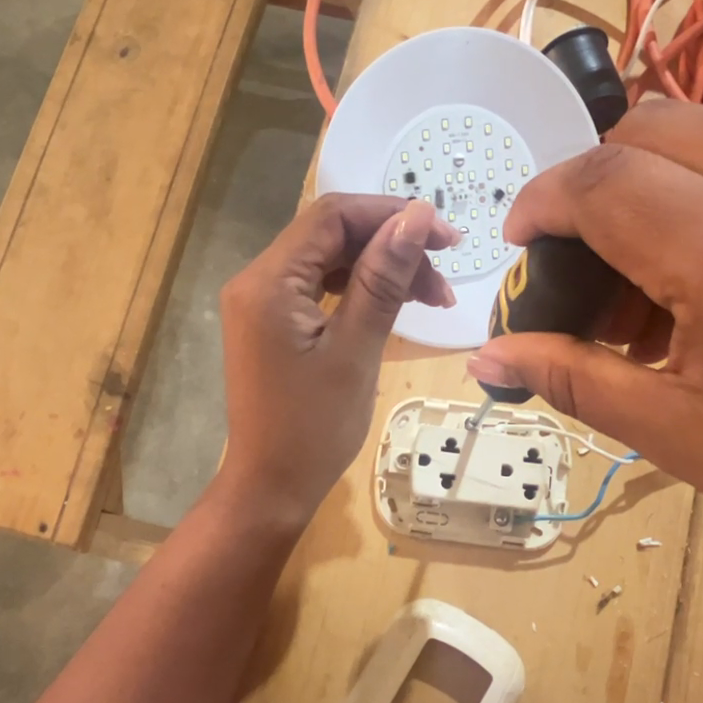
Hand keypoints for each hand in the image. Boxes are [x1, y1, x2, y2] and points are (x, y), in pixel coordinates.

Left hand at [217, 196, 458, 529]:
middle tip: (444, 280)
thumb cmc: (315, 428)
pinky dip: (359, 290)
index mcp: (268, 282)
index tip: (446, 238)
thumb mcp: (357, 350)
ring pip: (328, 260)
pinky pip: (318, 288)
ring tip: (431, 299)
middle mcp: (256, 280)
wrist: (272, 486)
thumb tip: (416, 216)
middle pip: (330, 235)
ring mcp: (260, 302)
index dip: (392, 216)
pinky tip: (395, 306)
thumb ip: (384, 279)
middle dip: (391, 246)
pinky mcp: (271, 323)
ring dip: (380, 269)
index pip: (333, 217)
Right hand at [467, 100, 702, 654]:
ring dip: (658, 194)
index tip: (519, 243)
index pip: (606, 178)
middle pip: (656, 127)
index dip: (543, 200)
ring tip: (651, 297)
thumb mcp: (678, 434)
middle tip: (582, 267)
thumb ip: (571, 377)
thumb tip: (484, 359)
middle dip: (595, 184)